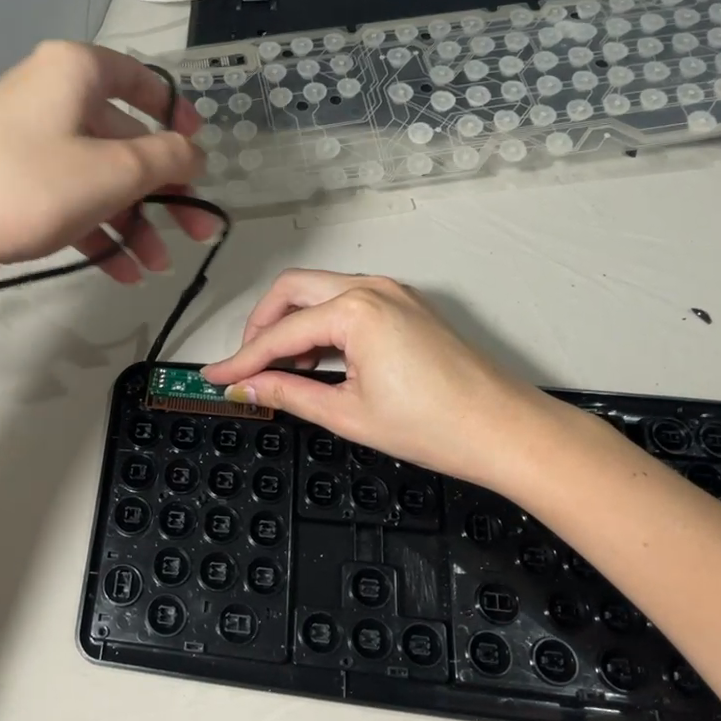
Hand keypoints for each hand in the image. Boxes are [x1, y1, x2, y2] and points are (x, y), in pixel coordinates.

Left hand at [0, 41, 219, 290]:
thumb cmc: (30, 186)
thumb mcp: (114, 172)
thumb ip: (167, 159)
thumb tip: (195, 153)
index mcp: (74, 71)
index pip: (140, 79)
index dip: (177, 114)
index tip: (199, 151)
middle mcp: (49, 94)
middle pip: (122, 141)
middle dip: (161, 194)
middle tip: (196, 234)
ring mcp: (24, 139)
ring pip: (96, 177)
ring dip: (132, 223)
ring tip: (156, 268)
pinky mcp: (7, 178)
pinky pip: (66, 197)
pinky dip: (96, 230)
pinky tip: (121, 272)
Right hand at [200, 270, 583, 490]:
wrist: (504, 432)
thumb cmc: (438, 426)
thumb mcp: (347, 414)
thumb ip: (288, 394)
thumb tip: (248, 389)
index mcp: (356, 310)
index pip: (280, 333)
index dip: (242, 360)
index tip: (216, 377)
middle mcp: (372, 288)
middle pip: (292, 291)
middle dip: (261, 325)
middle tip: (246, 366)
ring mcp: (393, 293)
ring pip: (319, 293)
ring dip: (292, 324)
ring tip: (279, 371)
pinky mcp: (405, 306)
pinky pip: (347, 303)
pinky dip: (322, 326)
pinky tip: (316, 361)